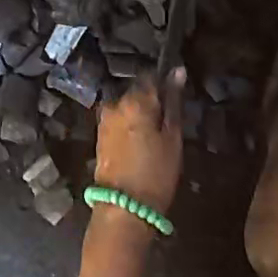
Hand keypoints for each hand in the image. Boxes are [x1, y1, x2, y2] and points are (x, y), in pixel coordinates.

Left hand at [92, 69, 184, 215]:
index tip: (175, 94)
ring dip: (138, 113)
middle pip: (137, 91)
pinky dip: (128, 124)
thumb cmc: (157, 173)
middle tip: (167, 123)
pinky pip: (118, 118)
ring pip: (126, 105)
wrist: (123, 205)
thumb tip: (178, 71)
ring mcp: (104, 116)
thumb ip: (173, 102)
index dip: (163, 82)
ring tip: (153, 136)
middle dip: (150, 100)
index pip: (150, 76)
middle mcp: (115, 102)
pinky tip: (138, 142)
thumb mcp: (173, 139)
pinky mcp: (99, 131)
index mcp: (135, 100)